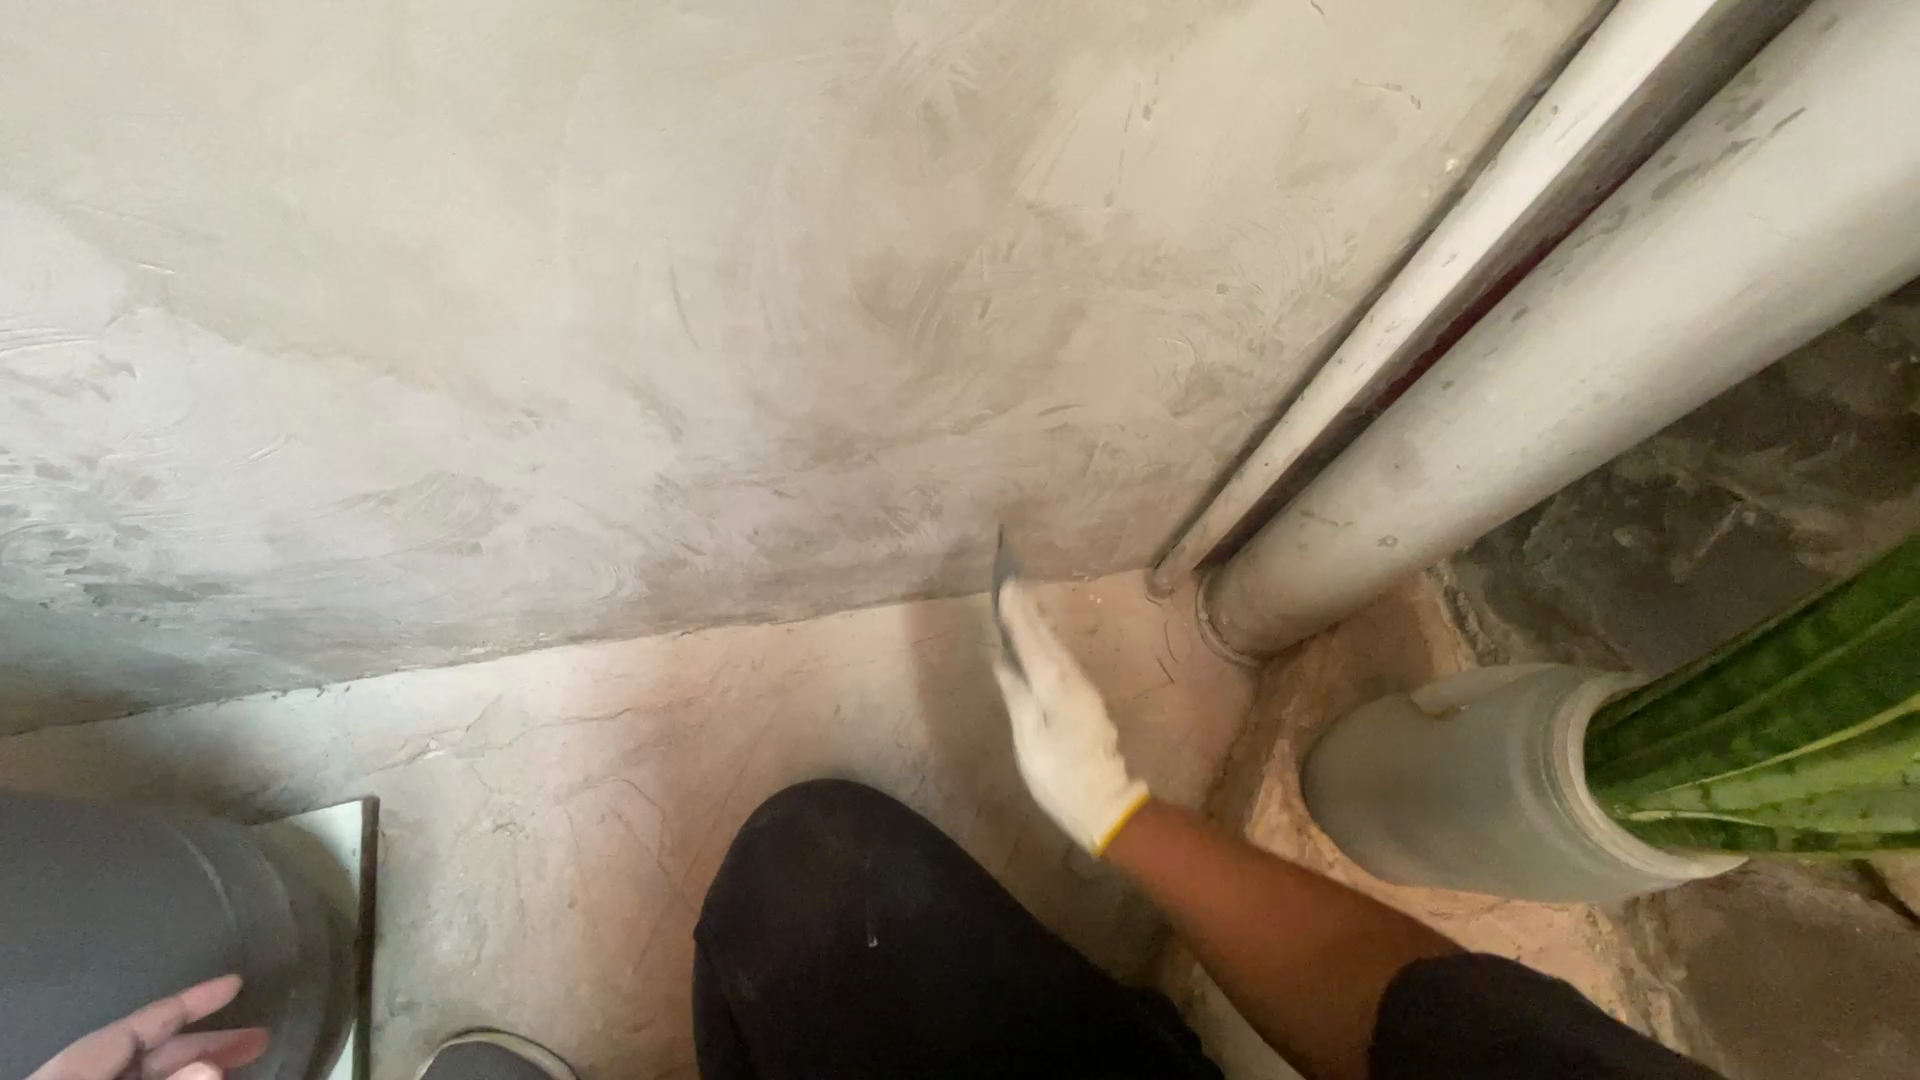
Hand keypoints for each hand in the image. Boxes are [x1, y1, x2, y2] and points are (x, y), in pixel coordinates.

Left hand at [28, 974, 270, 1079]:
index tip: (238, 982)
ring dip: (197, 1065)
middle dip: (207, 1042)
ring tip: (243, 1062)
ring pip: (147, 1074)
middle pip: (147, 1052)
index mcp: (70, 1067)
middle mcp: (81, 1073)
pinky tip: (209, 1078)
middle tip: (260, 1038)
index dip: (189, 1000)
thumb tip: (215, 1063)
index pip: (136, 1024)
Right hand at [991, 576, 1149, 853]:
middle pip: (1047, 638)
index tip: (1006, 587)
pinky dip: (1048, 641)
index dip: (1017, 615)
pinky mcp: (1085, 698)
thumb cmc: (1058, 776)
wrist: (1104, 802)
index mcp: (1055, 687)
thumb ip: (1016, 695)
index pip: (1031, 642)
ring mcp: (1083, 688)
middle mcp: (1072, 680)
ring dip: (1039, 622)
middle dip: (1029, 610)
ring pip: (1057, 647)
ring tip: (1025, 600)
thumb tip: (1001, 661)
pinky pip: (1062, 659)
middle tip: (1014, 582)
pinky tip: (1041, 636)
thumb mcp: (1028, 739)